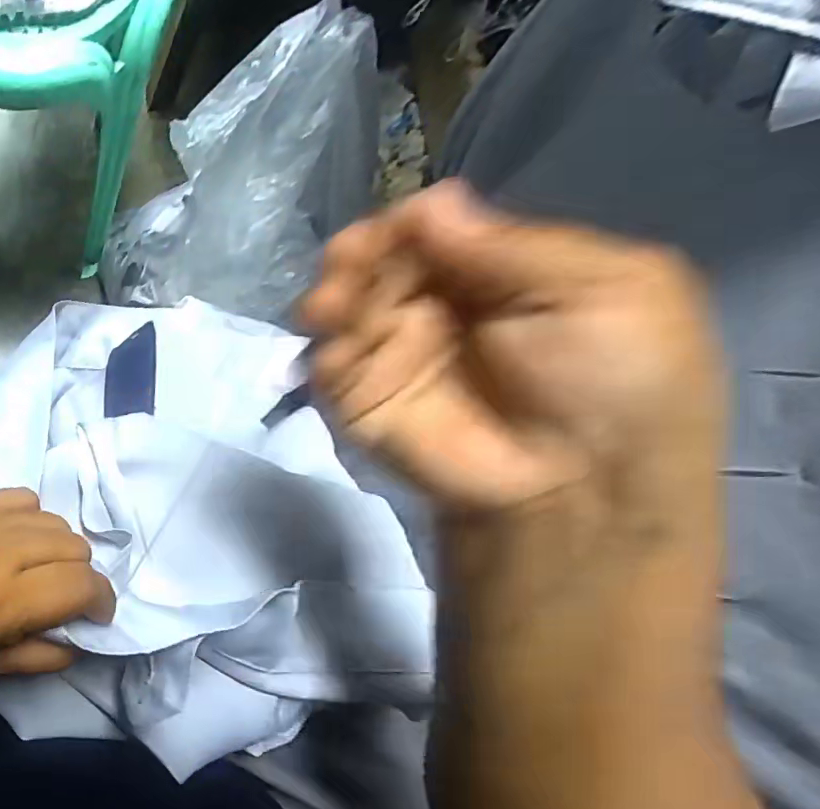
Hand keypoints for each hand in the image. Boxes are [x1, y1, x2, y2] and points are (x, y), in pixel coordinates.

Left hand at [0, 488, 114, 679]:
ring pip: (53, 519)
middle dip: (78, 576)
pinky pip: (21, 496)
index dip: (101, 602)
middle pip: (75, 546)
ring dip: (56, 546)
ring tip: (33, 568)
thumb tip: (82, 636)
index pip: (83, 584)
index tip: (92, 616)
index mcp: (1, 601)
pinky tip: (11, 539)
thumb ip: (43, 655)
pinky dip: (29, 517)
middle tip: (56, 596)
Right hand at [299, 180, 724, 517]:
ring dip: (329, 294)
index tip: (396, 225)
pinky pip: (325, 361)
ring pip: (342, 308)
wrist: (572, 482)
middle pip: (378, 265)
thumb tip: (427, 200)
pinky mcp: (353, 399)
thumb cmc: (613, 378)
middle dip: (358, 253)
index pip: (433, 233)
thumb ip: (511, 245)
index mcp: (496, 273)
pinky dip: (321, 344)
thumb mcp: (603, 286)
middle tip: (350, 256)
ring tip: (330, 300)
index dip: (408, 223)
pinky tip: (330, 335)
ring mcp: (388, 354)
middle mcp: (434, 307)